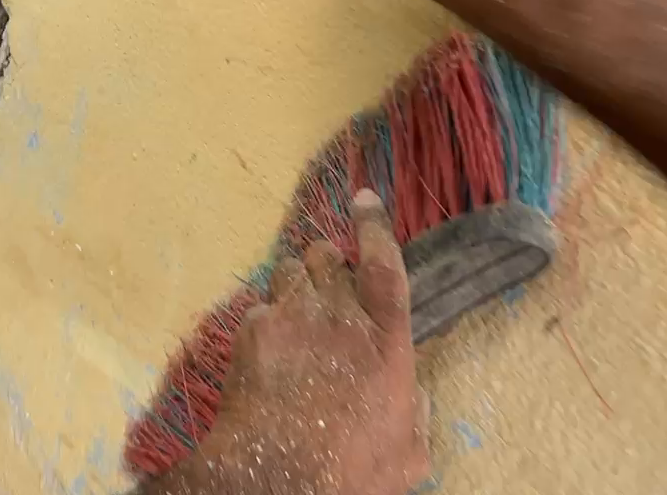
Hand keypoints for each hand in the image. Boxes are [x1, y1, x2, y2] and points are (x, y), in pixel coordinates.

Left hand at [154, 190, 429, 494]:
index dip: (374, 227)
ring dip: (298, 284)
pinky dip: (269, 319)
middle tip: (329, 288)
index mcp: (384, 339)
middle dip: (329, 263)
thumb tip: (410, 390)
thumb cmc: (352, 467)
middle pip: (327, 257)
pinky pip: (262, 305)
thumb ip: (412, 409)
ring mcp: (290, 315)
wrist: (278, 472)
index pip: (382, 264)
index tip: (364, 199)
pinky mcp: (253, 325)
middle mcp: (337, 315)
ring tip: (300, 317)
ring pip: (291, 269)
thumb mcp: (408, 451)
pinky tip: (272, 351)